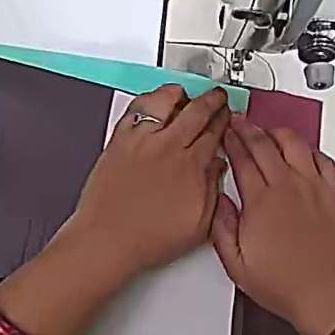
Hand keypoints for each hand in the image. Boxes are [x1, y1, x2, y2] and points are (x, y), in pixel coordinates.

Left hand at [52, 84, 230, 282]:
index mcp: (191, 166)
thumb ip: (212, 191)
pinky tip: (151, 104)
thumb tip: (217, 169)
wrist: (108, 240)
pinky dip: (147, 101)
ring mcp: (142, 141)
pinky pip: (135, 110)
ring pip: (164, 101)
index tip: (226, 116)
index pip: (215, 132)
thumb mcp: (197, 224)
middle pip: (196, 111)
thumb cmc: (148, 238)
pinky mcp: (119, 141)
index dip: (224, 121)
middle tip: (216, 97)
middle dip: (211, 100)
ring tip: (183, 94)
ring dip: (178, 94)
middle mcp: (168, 147)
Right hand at [210, 116, 334, 334]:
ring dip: (278, 133)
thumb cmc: (285, 284)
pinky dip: (311, 150)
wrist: (325, 294)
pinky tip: (303, 152)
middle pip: (265, 145)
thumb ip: (222, 229)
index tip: (226, 134)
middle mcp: (288, 188)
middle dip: (249, 129)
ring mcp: (313, 189)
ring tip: (268, 131)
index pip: (243, 159)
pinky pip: (324, 161)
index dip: (232, 142)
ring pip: (295, 144)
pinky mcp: (332, 195)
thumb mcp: (236, 264)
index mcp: (261, 202)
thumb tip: (218, 203)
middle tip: (240, 122)